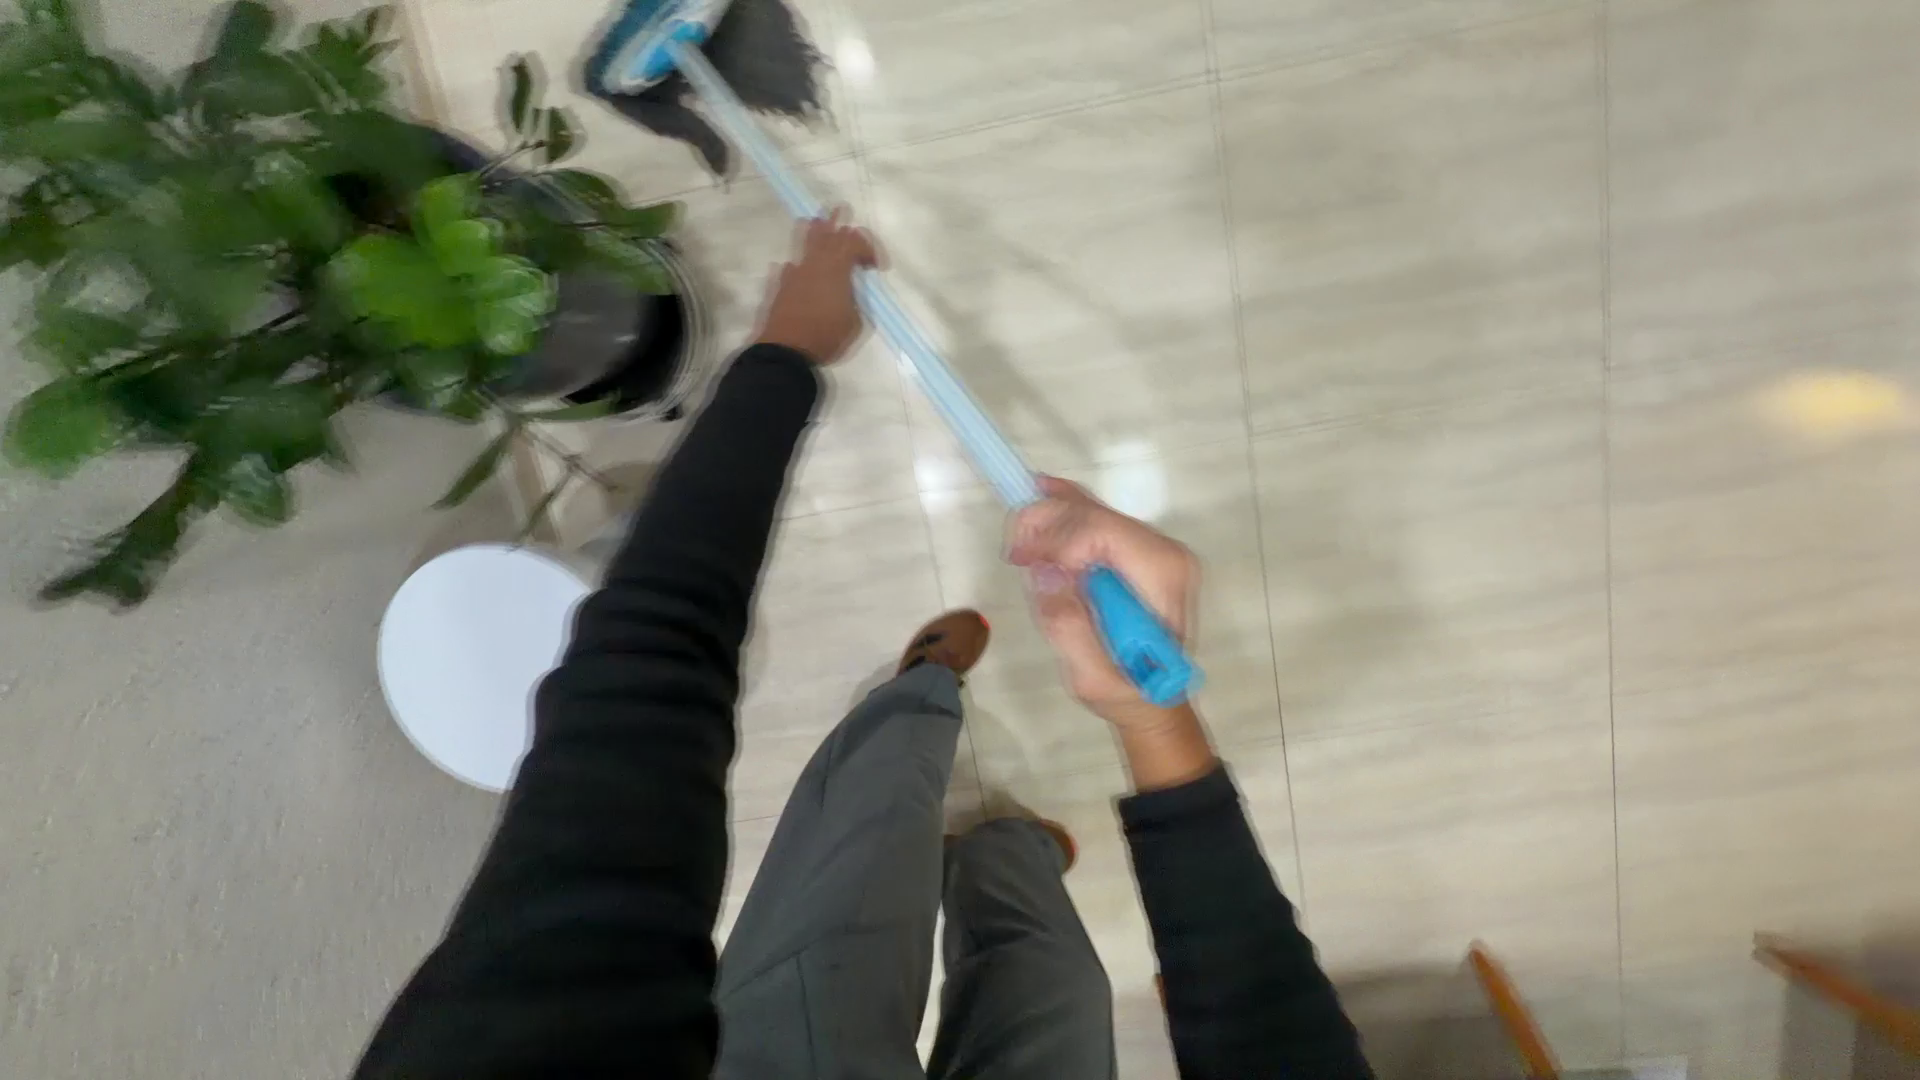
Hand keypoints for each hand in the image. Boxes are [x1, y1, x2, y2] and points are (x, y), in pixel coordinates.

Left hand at [753, 208, 880, 365]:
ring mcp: (794, 270)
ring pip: (804, 238)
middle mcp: (815, 261)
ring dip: (815, 228)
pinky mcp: (780, 284)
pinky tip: (798, 269)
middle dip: (840, 222)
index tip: (876, 267)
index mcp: (837, 267)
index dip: (869, 248)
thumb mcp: (855, 321)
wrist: (786, 350)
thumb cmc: (826, 336)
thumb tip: (848, 289)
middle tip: (844, 211)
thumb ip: (854, 298)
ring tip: (819, 221)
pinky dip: (799, 263)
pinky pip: (790, 265)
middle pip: (828, 230)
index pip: (855, 241)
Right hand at [1007, 476, 1199, 730]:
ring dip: (1048, 519)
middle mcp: (1163, 551)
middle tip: (1014, 555)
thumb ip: (1070, 627)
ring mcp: (1149, 546)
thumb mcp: (1093, 678)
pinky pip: (1094, 516)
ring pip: (1090, 509)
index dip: (1057, 539)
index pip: (1103, 531)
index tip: (1023, 564)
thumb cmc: (1127, 692)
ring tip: (1020, 545)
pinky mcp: (1133, 548)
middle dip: (1046, 524)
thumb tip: (1045, 572)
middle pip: (1094, 514)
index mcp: (1162, 578)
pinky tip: (1040, 492)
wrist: (1154, 698)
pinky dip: (1063, 507)